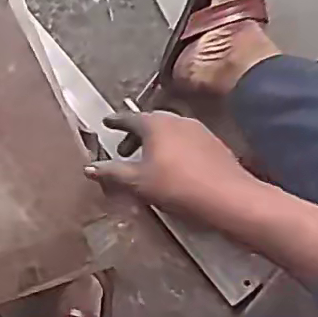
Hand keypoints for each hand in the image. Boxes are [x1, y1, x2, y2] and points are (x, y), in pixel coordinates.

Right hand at [86, 110, 269, 226]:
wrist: (228, 198)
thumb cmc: (176, 185)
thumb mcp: (136, 181)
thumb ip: (111, 172)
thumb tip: (89, 168)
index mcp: (155, 124)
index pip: (128, 118)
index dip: (115, 121)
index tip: (106, 122)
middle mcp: (177, 120)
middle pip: (150, 122)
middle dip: (135, 134)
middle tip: (123, 149)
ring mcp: (199, 130)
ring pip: (169, 131)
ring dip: (155, 142)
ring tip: (147, 160)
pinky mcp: (214, 144)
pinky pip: (185, 140)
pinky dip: (173, 148)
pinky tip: (172, 167)